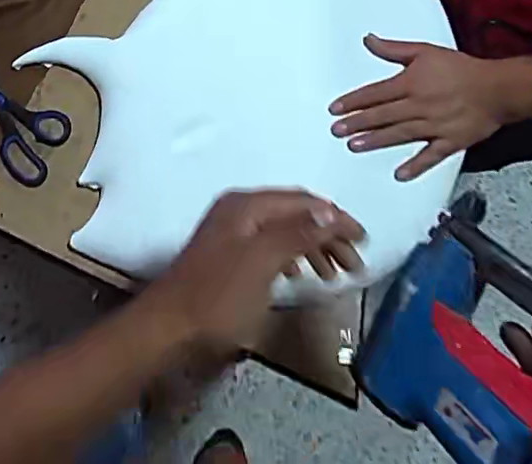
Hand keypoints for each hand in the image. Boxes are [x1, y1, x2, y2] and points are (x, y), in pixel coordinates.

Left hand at [139, 190, 364, 358]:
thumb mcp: (262, 262)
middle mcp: (239, 210)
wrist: (167, 329)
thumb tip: (330, 211)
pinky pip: (270, 245)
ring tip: (334, 273)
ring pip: (284, 230)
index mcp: (247, 205)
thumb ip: (297, 234)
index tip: (363, 239)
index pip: (303, 201)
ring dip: (312, 247)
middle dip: (328, 234)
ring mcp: (231, 231)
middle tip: (354, 263)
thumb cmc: (216, 297)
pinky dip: (292, 256)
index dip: (337, 218)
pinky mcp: (227, 255)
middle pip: (294, 213)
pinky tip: (300, 274)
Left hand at [330, 35, 508, 179]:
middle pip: (381, 115)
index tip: (335, 109)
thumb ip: (393, 49)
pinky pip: (430, 156)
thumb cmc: (461, 68)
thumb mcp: (424, 51)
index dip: (353, 101)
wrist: (497, 88)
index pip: (374, 94)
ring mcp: (434, 125)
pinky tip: (400, 173)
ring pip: (399, 134)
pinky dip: (416, 165)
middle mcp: (419, 106)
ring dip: (376, 141)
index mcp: (410, 84)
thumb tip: (369, 40)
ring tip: (355, 146)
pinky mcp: (450, 141)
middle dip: (356, 123)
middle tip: (336, 130)